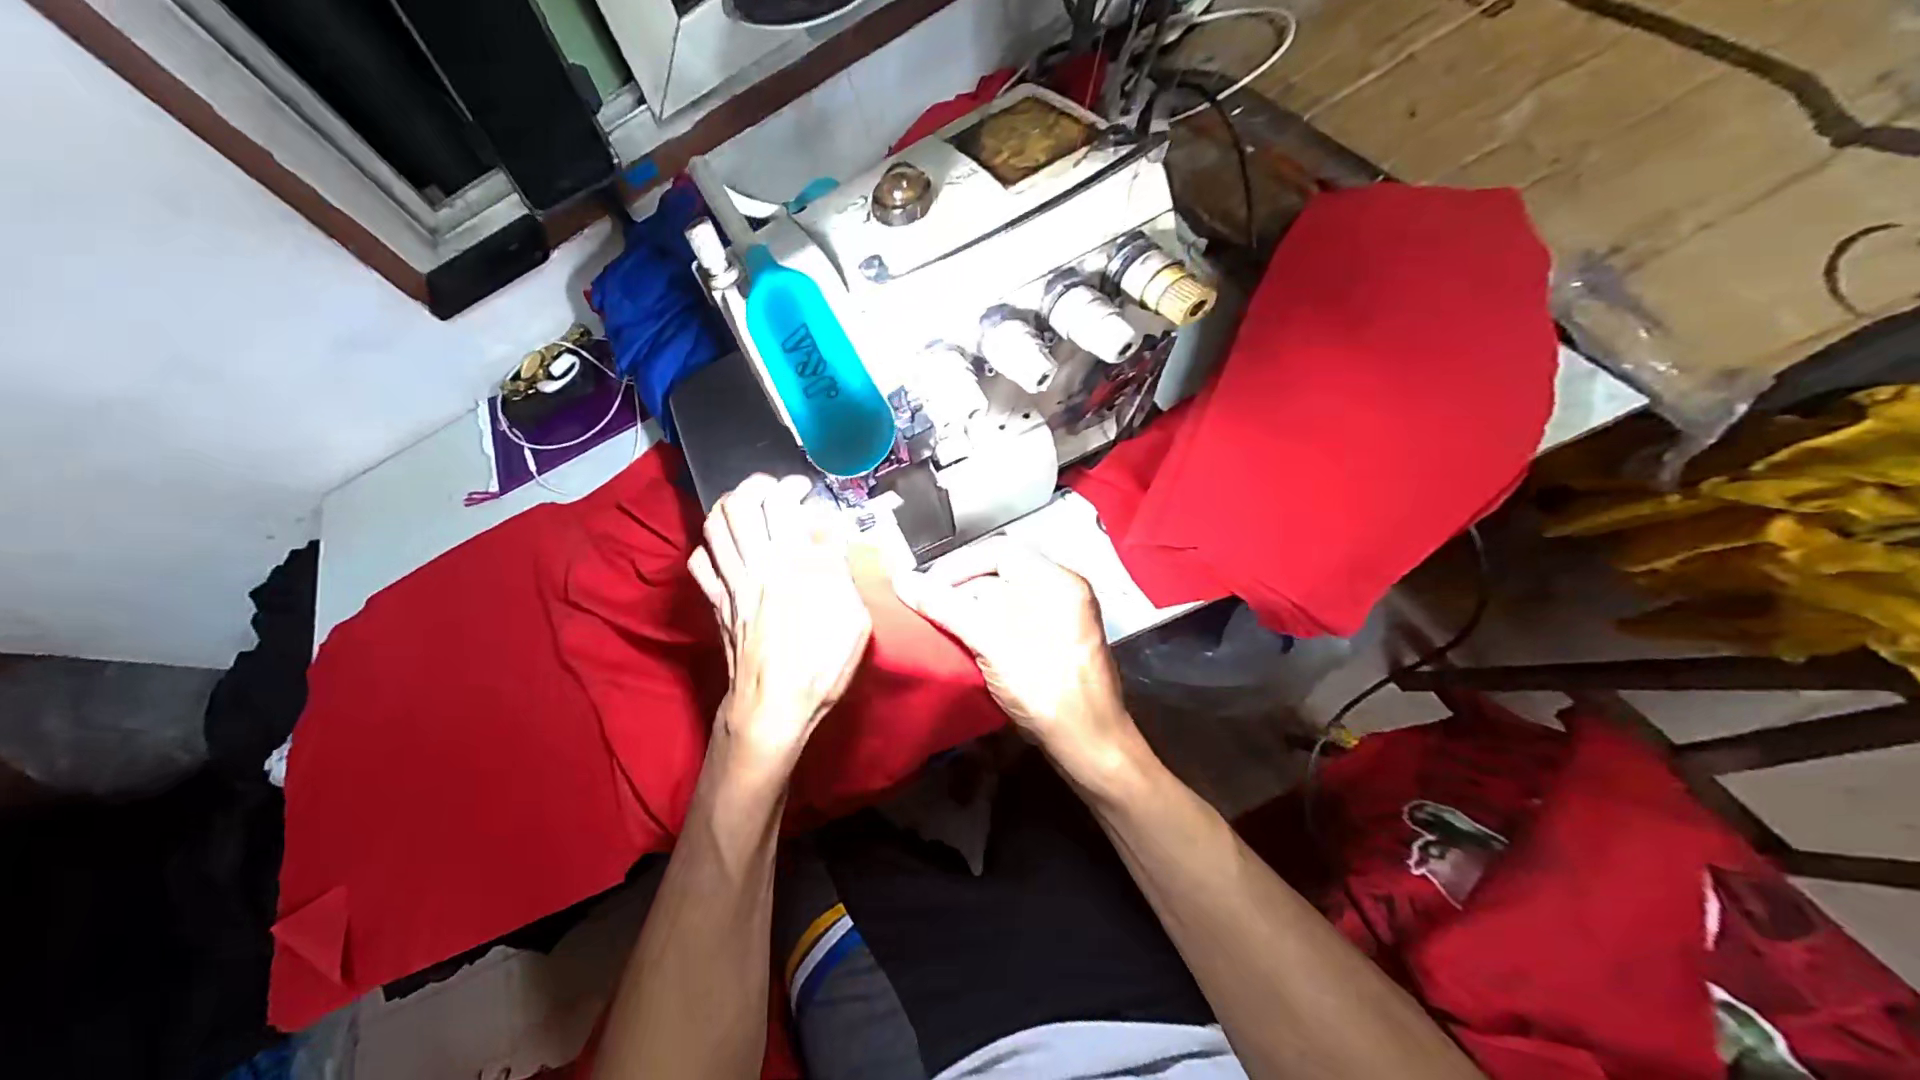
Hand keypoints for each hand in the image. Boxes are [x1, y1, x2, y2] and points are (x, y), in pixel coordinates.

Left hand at [688, 475, 873, 776]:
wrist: (772, 707)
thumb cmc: (819, 666)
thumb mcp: (852, 618)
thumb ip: (839, 569)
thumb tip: (829, 533)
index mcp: (792, 564)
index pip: (780, 503)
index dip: (793, 487)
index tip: (806, 492)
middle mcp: (756, 565)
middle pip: (738, 505)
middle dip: (756, 486)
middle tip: (775, 491)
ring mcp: (730, 583)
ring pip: (714, 526)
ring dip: (729, 506)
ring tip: (748, 506)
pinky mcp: (716, 604)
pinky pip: (699, 561)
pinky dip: (710, 545)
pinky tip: (727, 548)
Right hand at [893, 538, 1142, 785]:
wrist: (1087, 743)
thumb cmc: (1042, 685)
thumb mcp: (990, 640)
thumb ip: (946, 607)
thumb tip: (903, 582)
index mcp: (1058, 580)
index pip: (1000, 551)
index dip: (959, 564)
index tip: (927, 585)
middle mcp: (1063, 593)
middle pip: (1001, 575)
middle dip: (962, 589)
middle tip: (928, 607)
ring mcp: (1062, 621)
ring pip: (1006, 602)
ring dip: (972, 610)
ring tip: (940, 625)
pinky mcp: (1056, 647)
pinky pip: (1015, 624)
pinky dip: (988, 629)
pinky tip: (966, 645)